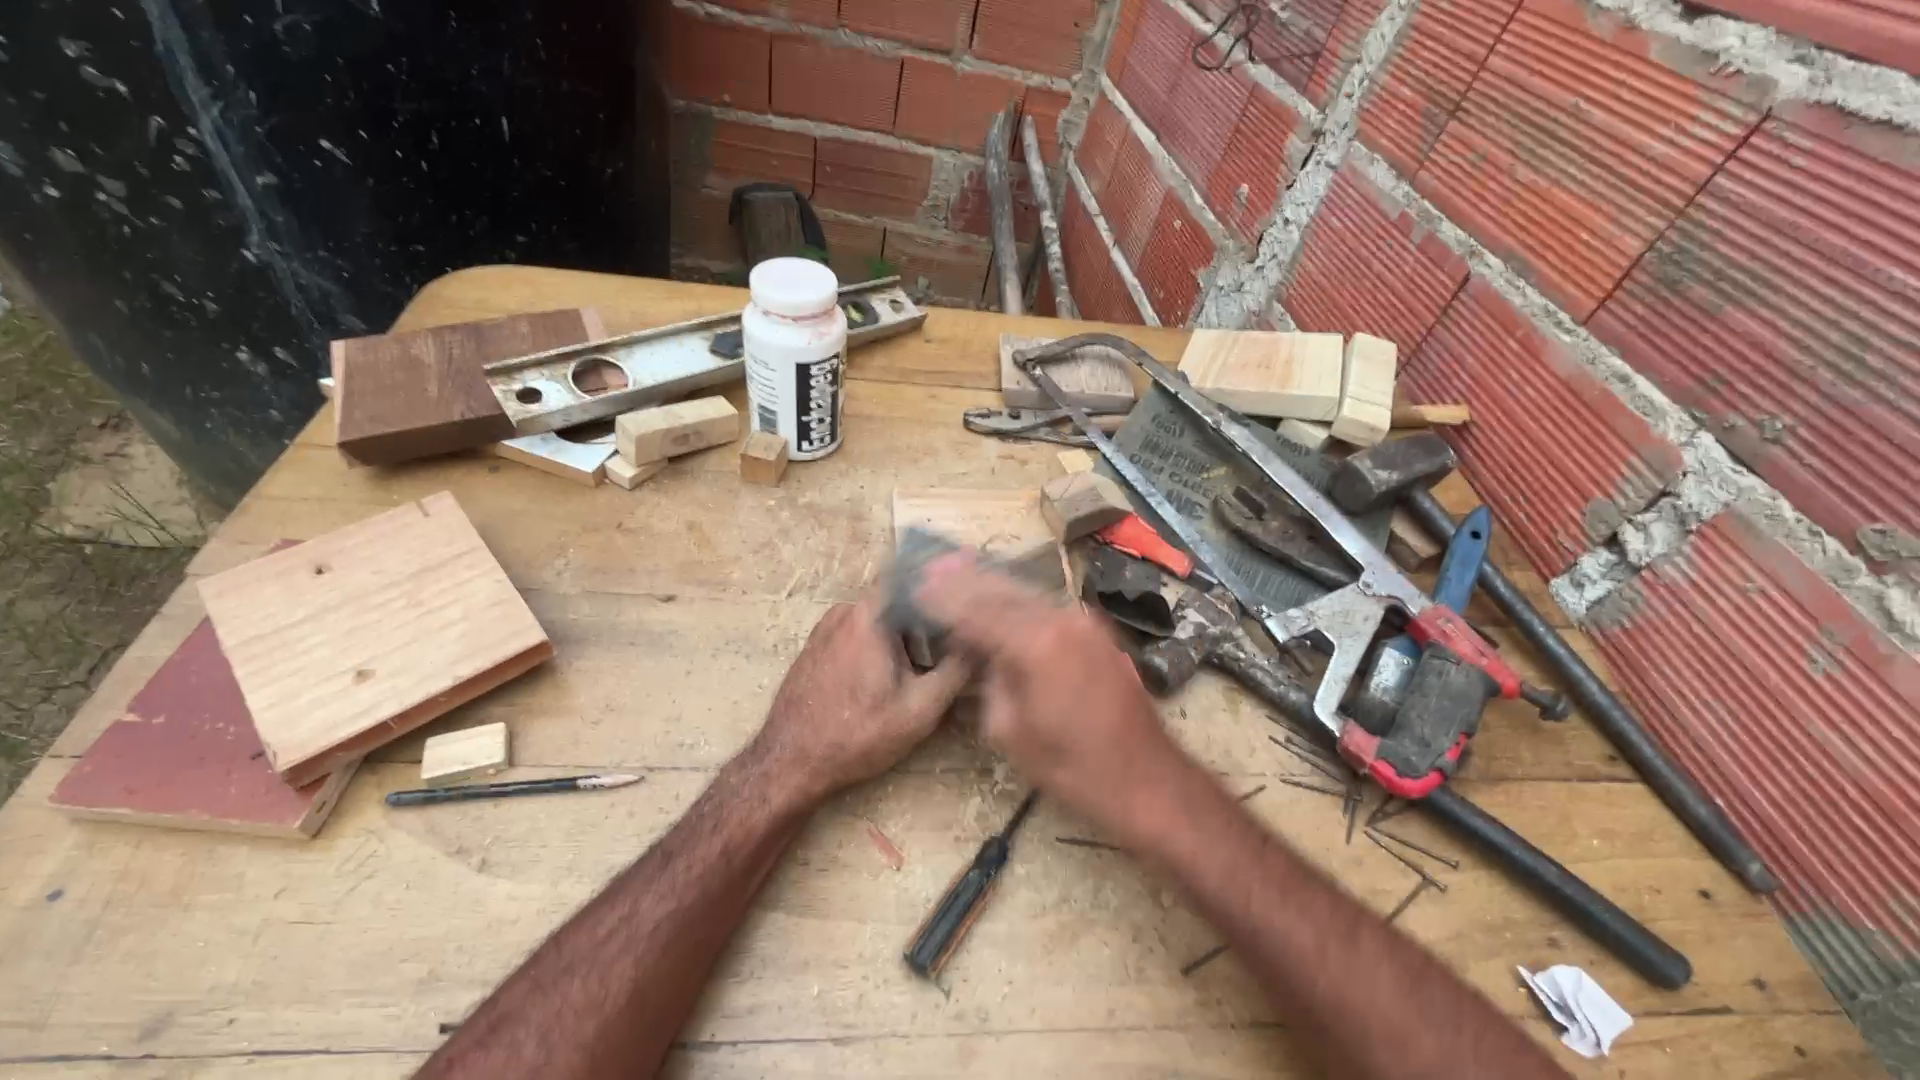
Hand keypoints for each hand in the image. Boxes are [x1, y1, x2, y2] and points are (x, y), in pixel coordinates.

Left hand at [753, 585, 970, 802]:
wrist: (792, 763)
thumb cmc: (858, 735)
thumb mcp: (921, 708)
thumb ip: (956, 669)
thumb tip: (980, 643)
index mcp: (870, 614)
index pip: (916, 578)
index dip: (946, 588)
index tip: (968, 604)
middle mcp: (845, 611)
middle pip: (900, 601)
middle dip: (928, 623)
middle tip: (953, 649)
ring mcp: (826, 628)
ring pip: (880, 620)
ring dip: (904, 639)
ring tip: (925, 670)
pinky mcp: (817, 648)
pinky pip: (859, 634)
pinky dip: (880, 648)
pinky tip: (891, 680)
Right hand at [914, 552, 1194, 845]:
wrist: (1148, 779)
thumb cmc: (1074, 769)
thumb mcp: (1010, 732)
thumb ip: (989, 680)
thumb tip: (981, 653)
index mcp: (1034, 643)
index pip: (976, 610)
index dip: (943, 599)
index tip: (916, 587)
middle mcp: (1060, 619)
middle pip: (1001, 589)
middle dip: (965, 579)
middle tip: (932, 566)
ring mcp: (1084, 622)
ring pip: (1027, 592)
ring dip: (991, 583)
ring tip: (958, 570)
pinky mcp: (1098, 632)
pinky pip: (1047, 605)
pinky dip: (1019, 598)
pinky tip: (1002, 597)